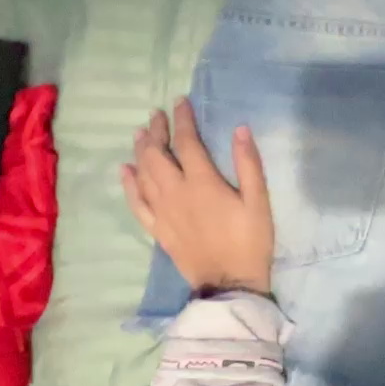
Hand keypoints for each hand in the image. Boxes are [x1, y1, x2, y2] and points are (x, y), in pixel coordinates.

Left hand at [121, 99, 274, 296]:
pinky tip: (125, 170)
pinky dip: (129, 183)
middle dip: (156, 131)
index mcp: (202, 182)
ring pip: (143, 174)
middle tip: (157, 116)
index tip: (179, 102)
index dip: (182, 119)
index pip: (186, 142)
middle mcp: (175, 192)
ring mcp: (162, 211)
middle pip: (157, 154)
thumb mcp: (259, 202)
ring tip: (141, 134)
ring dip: (141, 150)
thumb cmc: (250, 241)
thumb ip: (248, 164)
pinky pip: (136, 202)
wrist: (230, 283)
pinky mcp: (157, 229)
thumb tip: (239, 129)